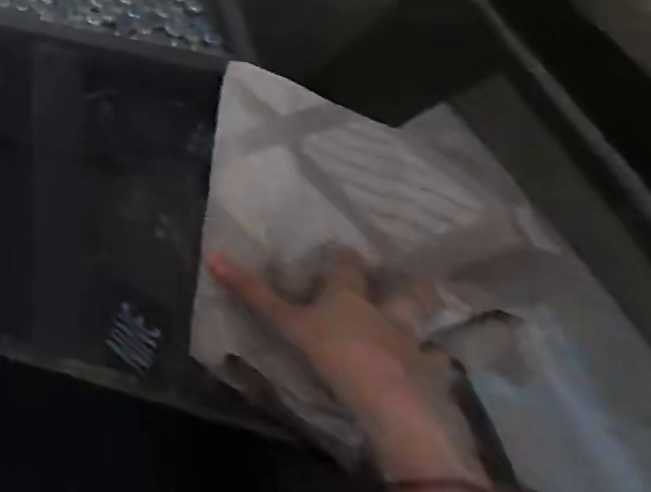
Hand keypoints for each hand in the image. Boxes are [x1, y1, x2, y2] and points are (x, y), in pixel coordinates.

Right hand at [208, 248, 486, 485]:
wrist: (390, 402)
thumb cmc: (333, 351)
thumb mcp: (285, 322)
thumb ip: (252, 292)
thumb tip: (211, 254)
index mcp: (348, 298)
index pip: (347, 269)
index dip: (346, 258)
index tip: (348, 248)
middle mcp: (385, 316)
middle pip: (406, 296)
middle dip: (413, 288)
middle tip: (423, 279)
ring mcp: (414, 348)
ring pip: (427, 332)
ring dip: (430, 330)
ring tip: (434, 331)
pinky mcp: (433, 381)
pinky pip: (439, 371)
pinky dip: (438, 370)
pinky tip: (439, 375)